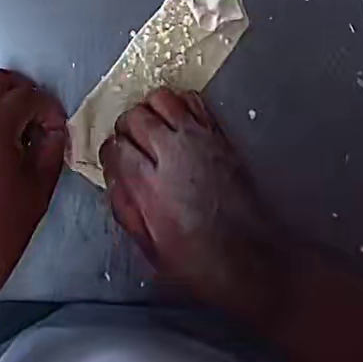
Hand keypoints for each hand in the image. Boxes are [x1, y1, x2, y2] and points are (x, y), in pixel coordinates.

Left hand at [0, 68, 66, 305]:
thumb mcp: (39, 187)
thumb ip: (51, 147)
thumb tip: (53, 129)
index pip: (29, 96)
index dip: (50, 109)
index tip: (58, 127)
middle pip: (1, 80)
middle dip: (26, 93)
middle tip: (41, 118)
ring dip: (1, 92)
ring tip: (19, 119)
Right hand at [99, 88, 285, 320]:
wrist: (252, 259)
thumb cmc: (198, 263)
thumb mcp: (150, 249)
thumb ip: (125, 208)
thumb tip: (113, 176)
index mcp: (150, 185)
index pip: (116, 147)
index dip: (110, 152)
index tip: (114, 160)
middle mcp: (172, 153)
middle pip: (134, 116)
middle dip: (125, 127)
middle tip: (130, 143)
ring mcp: (198, 138)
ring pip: (161, 98)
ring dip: (150, 109)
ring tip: (152, 127)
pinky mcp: (218, 134)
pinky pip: (192, 99)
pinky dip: (179, 103)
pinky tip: (177, 122)